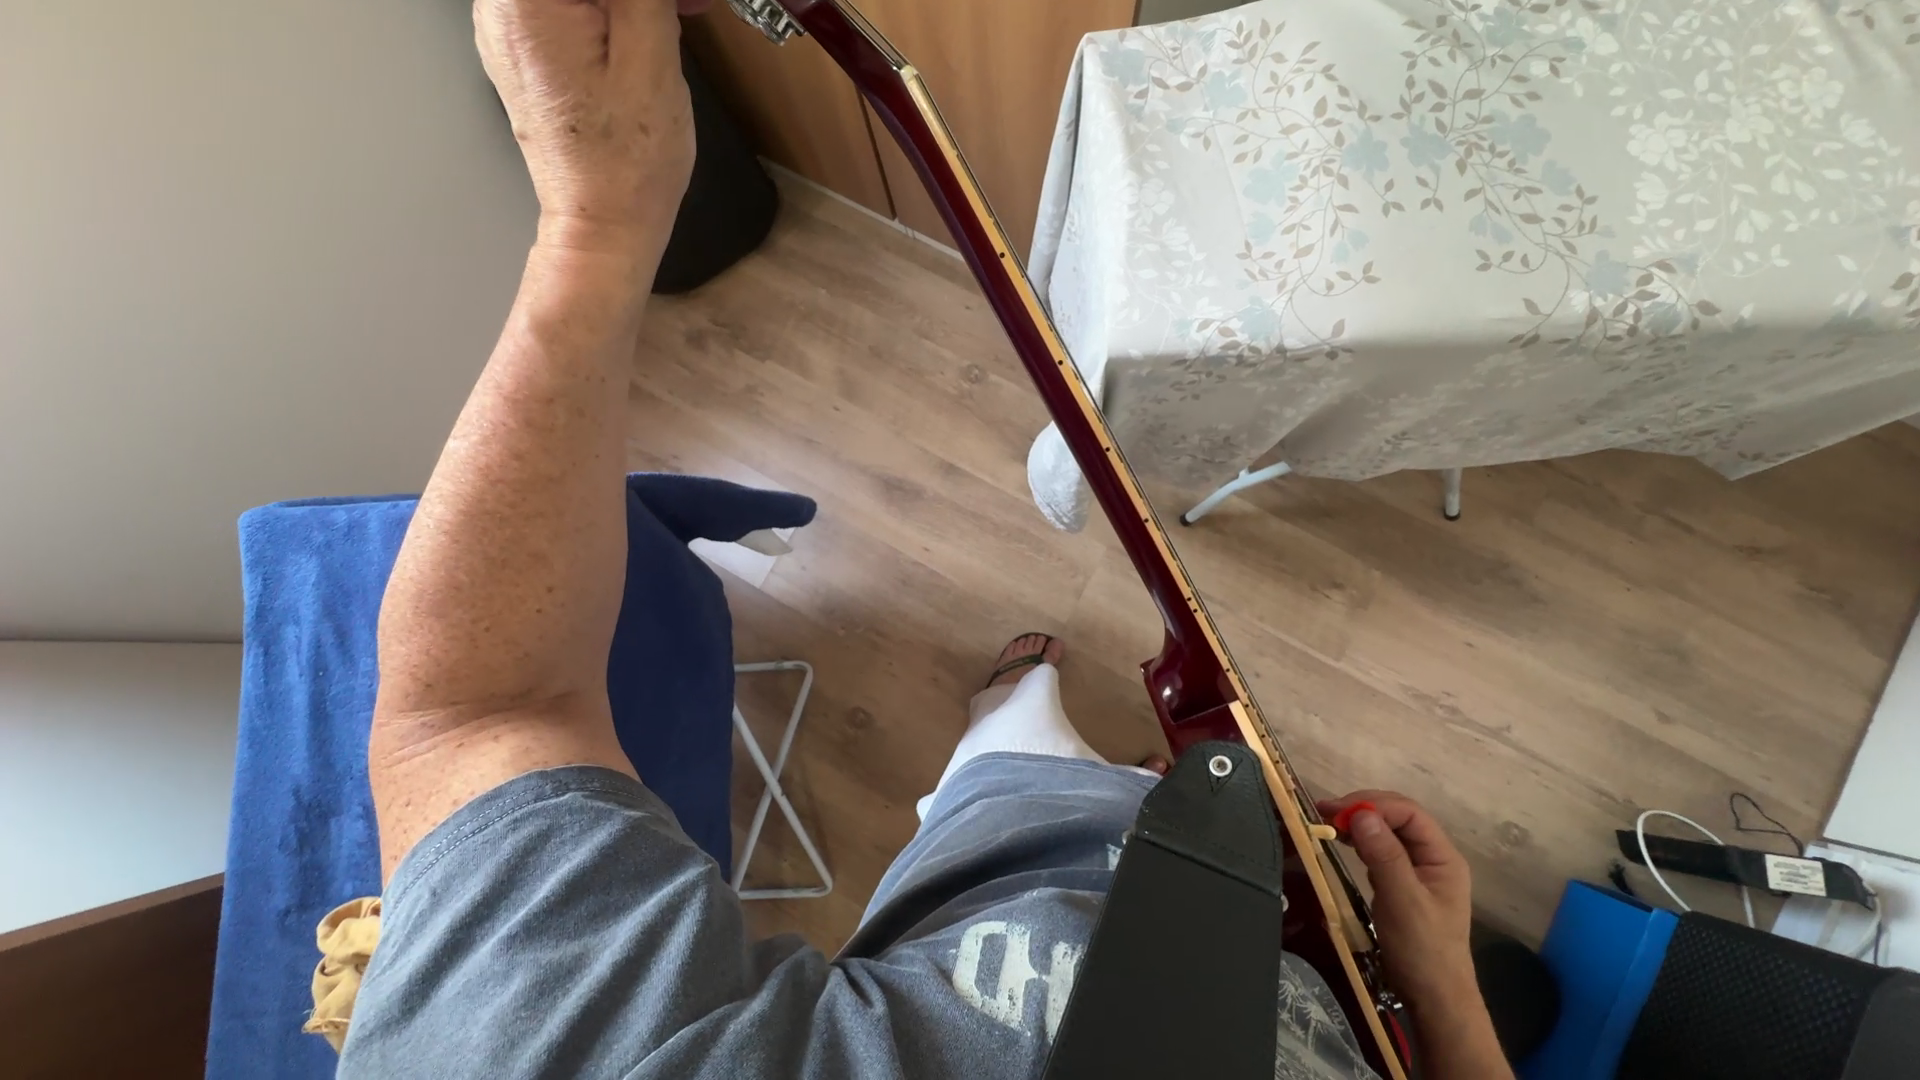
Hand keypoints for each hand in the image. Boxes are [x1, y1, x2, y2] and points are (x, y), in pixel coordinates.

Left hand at [473, 0, 713, 256]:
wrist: (604, 225)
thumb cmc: (630, 161)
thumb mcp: (652, 61)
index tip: (670, 2)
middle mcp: (498, 4)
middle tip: (682, 6)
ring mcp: (505, 28)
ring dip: (623, 1)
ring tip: (671, 15)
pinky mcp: (523, 51)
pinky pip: (560, 6)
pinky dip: (603, 9)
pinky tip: (642, 29)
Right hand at [1317, 790, 1475, 1003]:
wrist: (1433, 998)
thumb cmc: (1422, 950)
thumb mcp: (1402, 901)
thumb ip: (1384, 856)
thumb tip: (1360, 814)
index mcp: (1442, 857)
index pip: (1408, 813)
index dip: (1373, 805)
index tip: (1336, 812)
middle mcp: (1432, 858)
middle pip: (1397, 817)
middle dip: (1362, 809)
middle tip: (1325, 813)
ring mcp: (1417, 870)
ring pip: (1387, 831)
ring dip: (1358, 823)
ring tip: (1327, 823)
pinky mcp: (1401, 883)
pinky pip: (1380, 849)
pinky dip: (1359, 841)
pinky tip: (1342, 843)